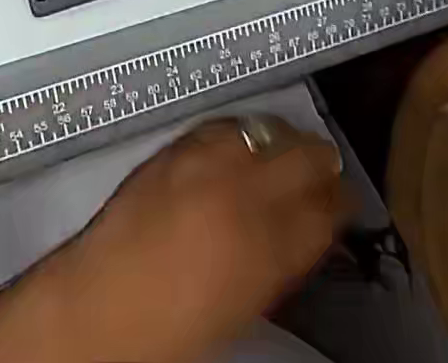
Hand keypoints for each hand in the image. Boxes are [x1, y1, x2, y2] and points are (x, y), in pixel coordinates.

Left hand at [0, 116, 344, 362]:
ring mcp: (205, 163)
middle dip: (320, 161)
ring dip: (281, 139)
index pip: (326, 208)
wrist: (103, 300)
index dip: (341, 201)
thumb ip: (282, 259)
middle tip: (325, 168)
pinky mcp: (174, 148)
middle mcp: (241, 193)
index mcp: (267, 245)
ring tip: (286, 148)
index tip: (345, 199)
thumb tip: (308, 231)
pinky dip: (240, 132)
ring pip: (264, 130)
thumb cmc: (178, 322)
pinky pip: (222, 126)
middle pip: (303, 156)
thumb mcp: (247, 299)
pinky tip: (242, 142)